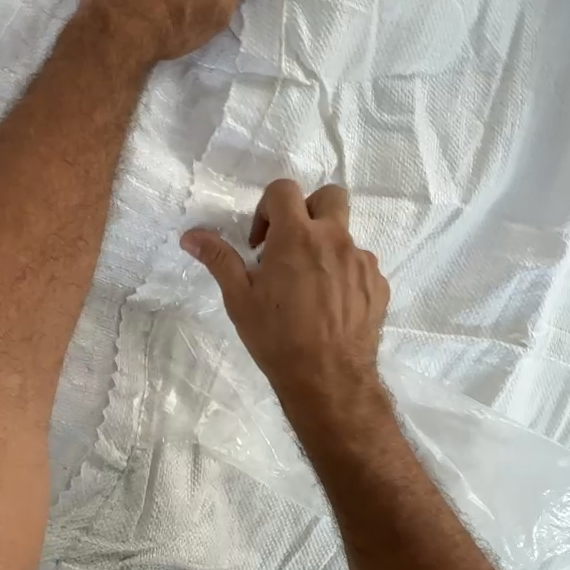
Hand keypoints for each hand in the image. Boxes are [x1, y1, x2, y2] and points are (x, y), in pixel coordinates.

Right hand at [182, 180, 389, 421]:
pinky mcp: (378, 285)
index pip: (284, 190)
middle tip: (290, 245)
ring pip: (345, 235)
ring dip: (325, 248)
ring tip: (308, 287)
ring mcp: (362, 262)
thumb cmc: (277, 337)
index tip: (260, 244)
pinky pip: (360, 265)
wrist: (329, 379)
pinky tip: (329, 306)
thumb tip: (190, 236)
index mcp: (297, 236)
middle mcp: (335, 240)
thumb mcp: (239, 299)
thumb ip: (219, 259)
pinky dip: (343, 275)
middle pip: (329, 195)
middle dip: (308, 210)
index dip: (267, 209)